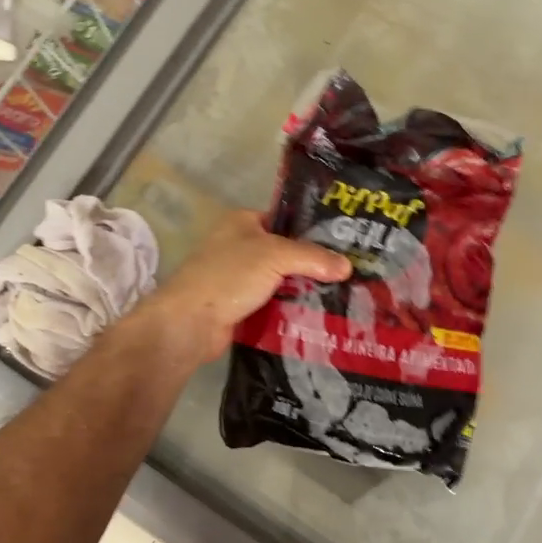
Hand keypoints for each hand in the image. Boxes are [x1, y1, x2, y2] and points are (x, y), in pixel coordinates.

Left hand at [130, 211, 349, 364]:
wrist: (190, 322)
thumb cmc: (229, 275)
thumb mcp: (275, 256)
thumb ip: (312, 257)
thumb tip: (347, 266)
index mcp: (242, 222)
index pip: (285, 220)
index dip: (313, 230)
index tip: (346, 243)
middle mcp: (239, 246)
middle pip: (285, 254)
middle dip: (313, 265)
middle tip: (350, 274)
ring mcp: (238, 279)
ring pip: (280, 282)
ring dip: (304, 291)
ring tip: (343, 297)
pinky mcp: (240, 307)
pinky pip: (272, 305)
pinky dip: (291, 310)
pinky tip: (319, 317)